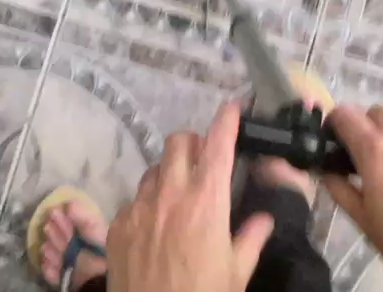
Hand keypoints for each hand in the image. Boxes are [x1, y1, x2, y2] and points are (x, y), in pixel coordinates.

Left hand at [108, 103, 273, 291]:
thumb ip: (250, 240)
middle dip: (193, 144)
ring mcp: (140, 206)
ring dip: (169, 173)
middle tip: (203, 161)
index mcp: (206, 201)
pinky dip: (148, 205)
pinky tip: (155, 229)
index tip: (233, 107)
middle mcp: (171, 193)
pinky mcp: (118, 224)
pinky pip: (134, 200)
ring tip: (179, 197)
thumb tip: (264, 219)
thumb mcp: (236, 276)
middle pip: (178, 142)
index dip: (226, 120)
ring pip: (154, 169)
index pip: (218, 144)